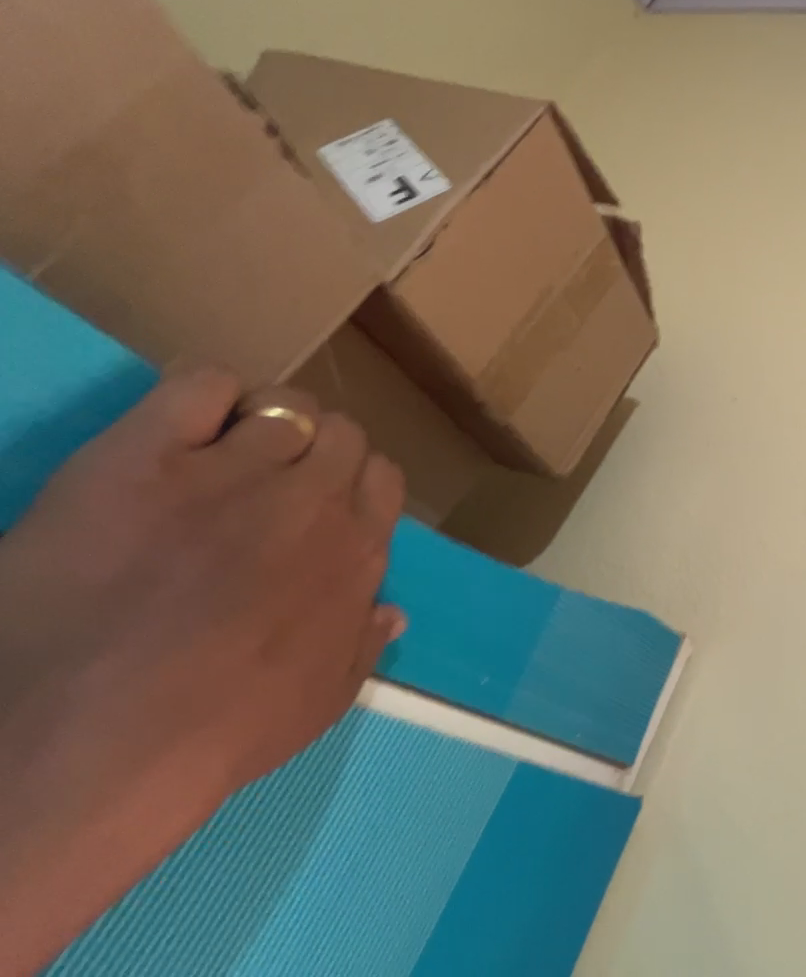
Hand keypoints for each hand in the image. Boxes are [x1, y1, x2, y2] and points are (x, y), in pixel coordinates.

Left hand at [0, 368, 404, 974]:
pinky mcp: (145, 458)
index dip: (350, 485)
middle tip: (265, 481)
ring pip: (284, 405)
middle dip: (314, 450)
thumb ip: (363, 641)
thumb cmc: (225, 728)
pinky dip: (205, 395)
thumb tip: (391, 608)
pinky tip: (183, 429)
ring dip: (264, 423)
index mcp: (360, 550)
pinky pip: (201, 384)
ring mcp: (234, 473)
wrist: (95, 740)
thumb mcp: (326, 696)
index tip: (317, 507)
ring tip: (218, 453)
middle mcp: (316, 500)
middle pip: (341, 433)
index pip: (382, 477)